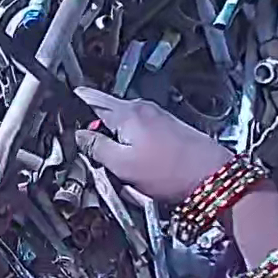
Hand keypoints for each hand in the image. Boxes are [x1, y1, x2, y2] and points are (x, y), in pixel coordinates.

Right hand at [73, 87, 237, 202]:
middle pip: (106, 113)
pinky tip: (137, 166)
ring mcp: (156, 117)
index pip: (90, 99)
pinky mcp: (167, 129)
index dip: (74, 105)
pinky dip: (131, 146)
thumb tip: (79, 135)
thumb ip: (96, 147)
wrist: (214, 178)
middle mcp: (141, 108)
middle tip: (90, 153)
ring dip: (115, 142)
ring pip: (122, 126)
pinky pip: (138, 134)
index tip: (63, 109)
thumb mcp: (122, 165)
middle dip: (95, 130)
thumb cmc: (170, 172)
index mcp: (126, 112)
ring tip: (118, 167)